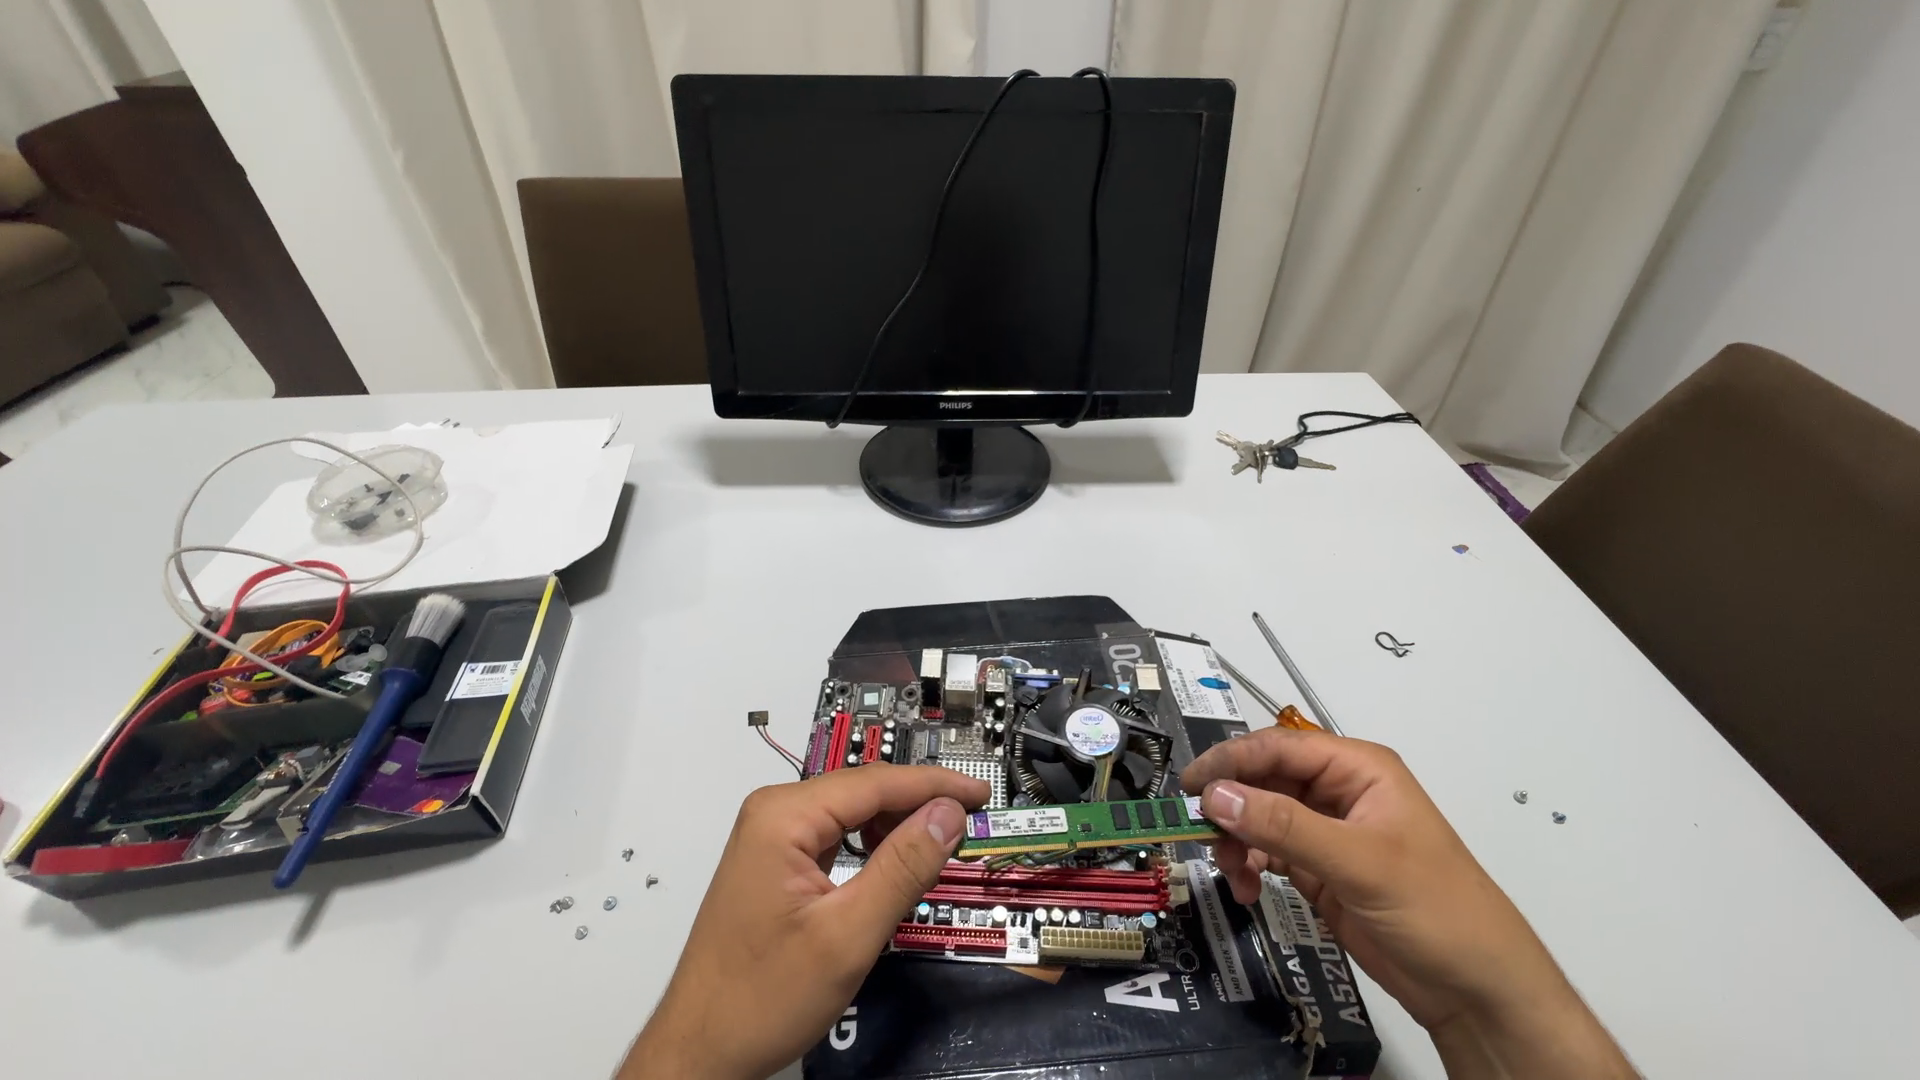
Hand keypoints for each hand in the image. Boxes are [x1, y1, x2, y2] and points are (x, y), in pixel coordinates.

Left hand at [621, 764, 988, 1079]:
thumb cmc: (765, 997)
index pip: (875, 782)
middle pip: (863, 790)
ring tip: (939, 850)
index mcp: (784, 816)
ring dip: (898, 826)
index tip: (983, 795)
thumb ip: (903, 868)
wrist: (699, 1051)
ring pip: (852, 811)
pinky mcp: (776, 859)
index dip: (935, 784)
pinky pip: (837, 835)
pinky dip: (873, 845)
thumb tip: (949, 813)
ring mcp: (772, 835)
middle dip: (919, 804)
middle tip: (969, 828)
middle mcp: (776, 811)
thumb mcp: (847, 936)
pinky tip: (896, 864)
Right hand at [1184, 727, 1634, 1077]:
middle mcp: (1337, 792)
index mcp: (1357, 769)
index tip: (1189, 786)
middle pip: (1263, 779)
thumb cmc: (1435, 909)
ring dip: (1237, 839)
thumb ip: (1284, 826)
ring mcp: (1326, 831)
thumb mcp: (1359, 862)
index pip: (1278, 747)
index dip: (1231, 760)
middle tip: (1199, 832)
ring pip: (1258, 815)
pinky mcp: (1317, 868)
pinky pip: (1266, 850)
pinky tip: (1246, 887)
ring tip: (1231, 871)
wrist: (1477, 992)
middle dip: (1231, 805)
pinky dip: (1249, 864)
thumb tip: (1215, 796)